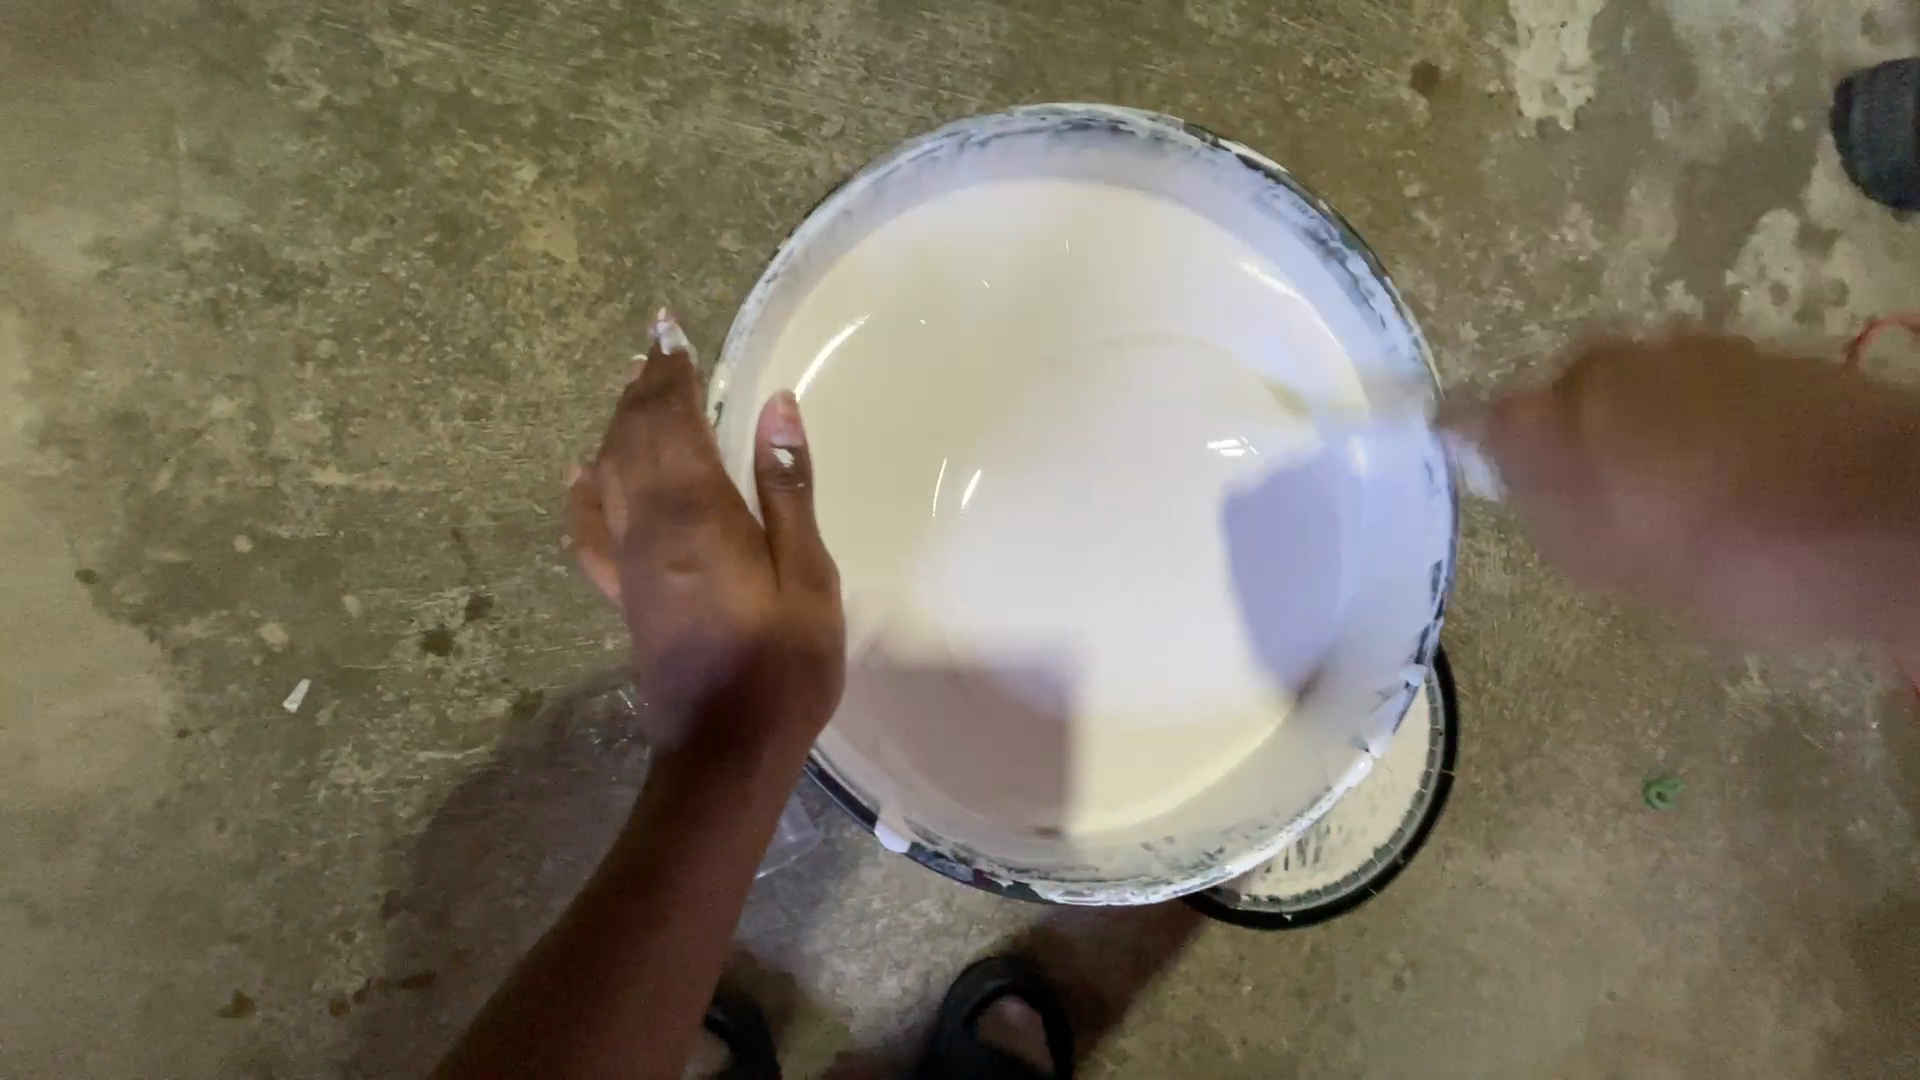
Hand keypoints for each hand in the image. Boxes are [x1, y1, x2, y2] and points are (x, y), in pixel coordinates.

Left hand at [567, 315, 844, 752]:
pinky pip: (587, 530)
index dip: (671, 373)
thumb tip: (776, 405)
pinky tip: (579, 475)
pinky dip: (581, 493)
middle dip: (645, 387)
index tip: (671, 330)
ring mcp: (627, 562)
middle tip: (658, 345)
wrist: (726, 749)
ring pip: (608, 472)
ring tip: (634, 388)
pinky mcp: (622, 593)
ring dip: (618, 424)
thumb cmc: (784, 665)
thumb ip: (788, 489)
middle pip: (633, 438)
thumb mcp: (809, 576)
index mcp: (699, 514)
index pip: (673, 422)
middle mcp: (649, 526)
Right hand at [1458, 333, 1919, 648]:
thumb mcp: (1591, 555)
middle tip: (1589, 490)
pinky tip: (1733, 469)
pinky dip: (1701, 420)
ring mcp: (1694, 354)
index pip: (1477, 417)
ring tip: (1672, 485)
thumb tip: (1489, 459)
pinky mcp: (1771, 357)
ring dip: (1637, 423)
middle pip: (1560, 396)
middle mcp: (1609, 367)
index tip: (1479, 470)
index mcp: (1551, 413)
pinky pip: (1704, 389)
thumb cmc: (1711, 555)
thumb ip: (1530, 497)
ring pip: (1636, 387)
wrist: (1896, 522)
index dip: (1471, 443)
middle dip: (1565, 432)